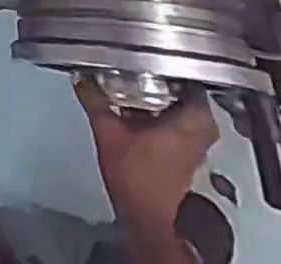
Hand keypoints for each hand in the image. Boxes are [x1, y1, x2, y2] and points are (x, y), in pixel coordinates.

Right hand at [75, 78, 217, 235]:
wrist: (145, 219)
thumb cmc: (135, 180)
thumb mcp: (108, 132)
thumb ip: (95, 101)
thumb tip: (82, 80)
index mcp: (187, 125)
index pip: (194, 88)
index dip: (176, 70)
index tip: (158, 61)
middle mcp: (197, 137)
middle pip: (193, 101)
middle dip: (173, 87)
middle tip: (152, 75)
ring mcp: (195, 151)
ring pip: (190, 117)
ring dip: (170, 104)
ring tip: (146, 92)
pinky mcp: (187, 161)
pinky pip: (183, 131)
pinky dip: (168, 121)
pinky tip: (144, 118)